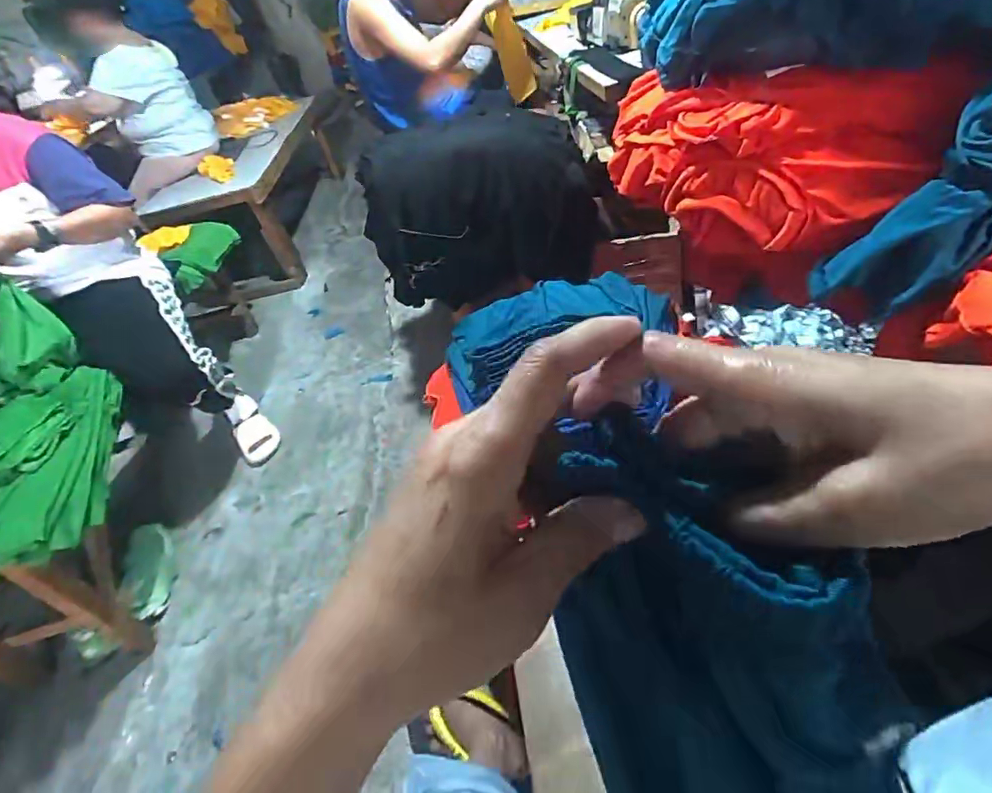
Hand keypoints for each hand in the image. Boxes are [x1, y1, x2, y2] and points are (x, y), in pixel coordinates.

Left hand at [292, 318, 646, 726]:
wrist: (347, 665)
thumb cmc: (435, 633)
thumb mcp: (522, 595)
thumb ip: (579, 537)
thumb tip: (632, 507)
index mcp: (482, 454)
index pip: (541, 369)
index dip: (589, 339)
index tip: (633, 327)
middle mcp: (461, 435)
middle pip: (536, 387)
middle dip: (592, 387)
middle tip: (644, 411)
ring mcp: (446, 451)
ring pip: (522, 415)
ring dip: (568, 423)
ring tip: (616, 450)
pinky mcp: (441, 470)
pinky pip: (502, 439)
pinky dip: (543, 448)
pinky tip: (569, 481)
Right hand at [641, 332, 991, 547]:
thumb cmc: (943, 462)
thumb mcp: (855, 506)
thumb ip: (771, 515)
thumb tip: (708, 519)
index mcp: (768, 382)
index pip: (671, 358)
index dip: (614, 370)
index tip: (571, 412)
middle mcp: (770, 378)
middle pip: (685, 398)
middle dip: (644, 438)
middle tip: (607, 494)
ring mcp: (794, 395)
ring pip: (717, 421)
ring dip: (686, 458)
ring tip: (655, 511)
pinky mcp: (815, 415)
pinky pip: (751, 435)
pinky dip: (726, 465)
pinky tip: (720, 507)